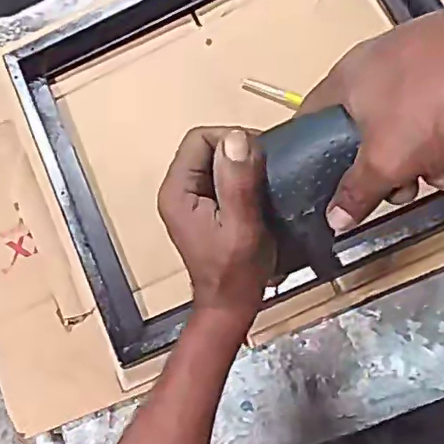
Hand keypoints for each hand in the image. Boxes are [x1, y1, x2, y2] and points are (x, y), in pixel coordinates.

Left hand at [158, 127, 274, 321]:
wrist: (230, 305)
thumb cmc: (235, 274)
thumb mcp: (242, 226)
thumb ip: (238, 183)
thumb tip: (237, 138)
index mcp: (178, 192)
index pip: (200, 139)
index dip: (232, 139)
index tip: (259, 158)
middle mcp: (178, 191)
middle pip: (208, 147)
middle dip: (239, 153)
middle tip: (266, 173)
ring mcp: (190, 200)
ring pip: (217, 162)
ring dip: (243, 168)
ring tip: (264, 185)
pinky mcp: (204, 209)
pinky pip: (222, 179)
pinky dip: (242, 181)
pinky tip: (257, 196)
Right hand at [304, 0, 443, 231]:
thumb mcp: (390, 159)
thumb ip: (358, 191)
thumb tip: (334, 217)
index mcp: (350, 78)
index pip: (314, 122)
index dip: (317, 158)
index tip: (332, 189)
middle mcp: (386, 66)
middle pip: (376, 137)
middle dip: (399, 172)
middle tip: (413, 186)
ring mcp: (430, 65)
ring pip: (422, 134)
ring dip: (442, 164)